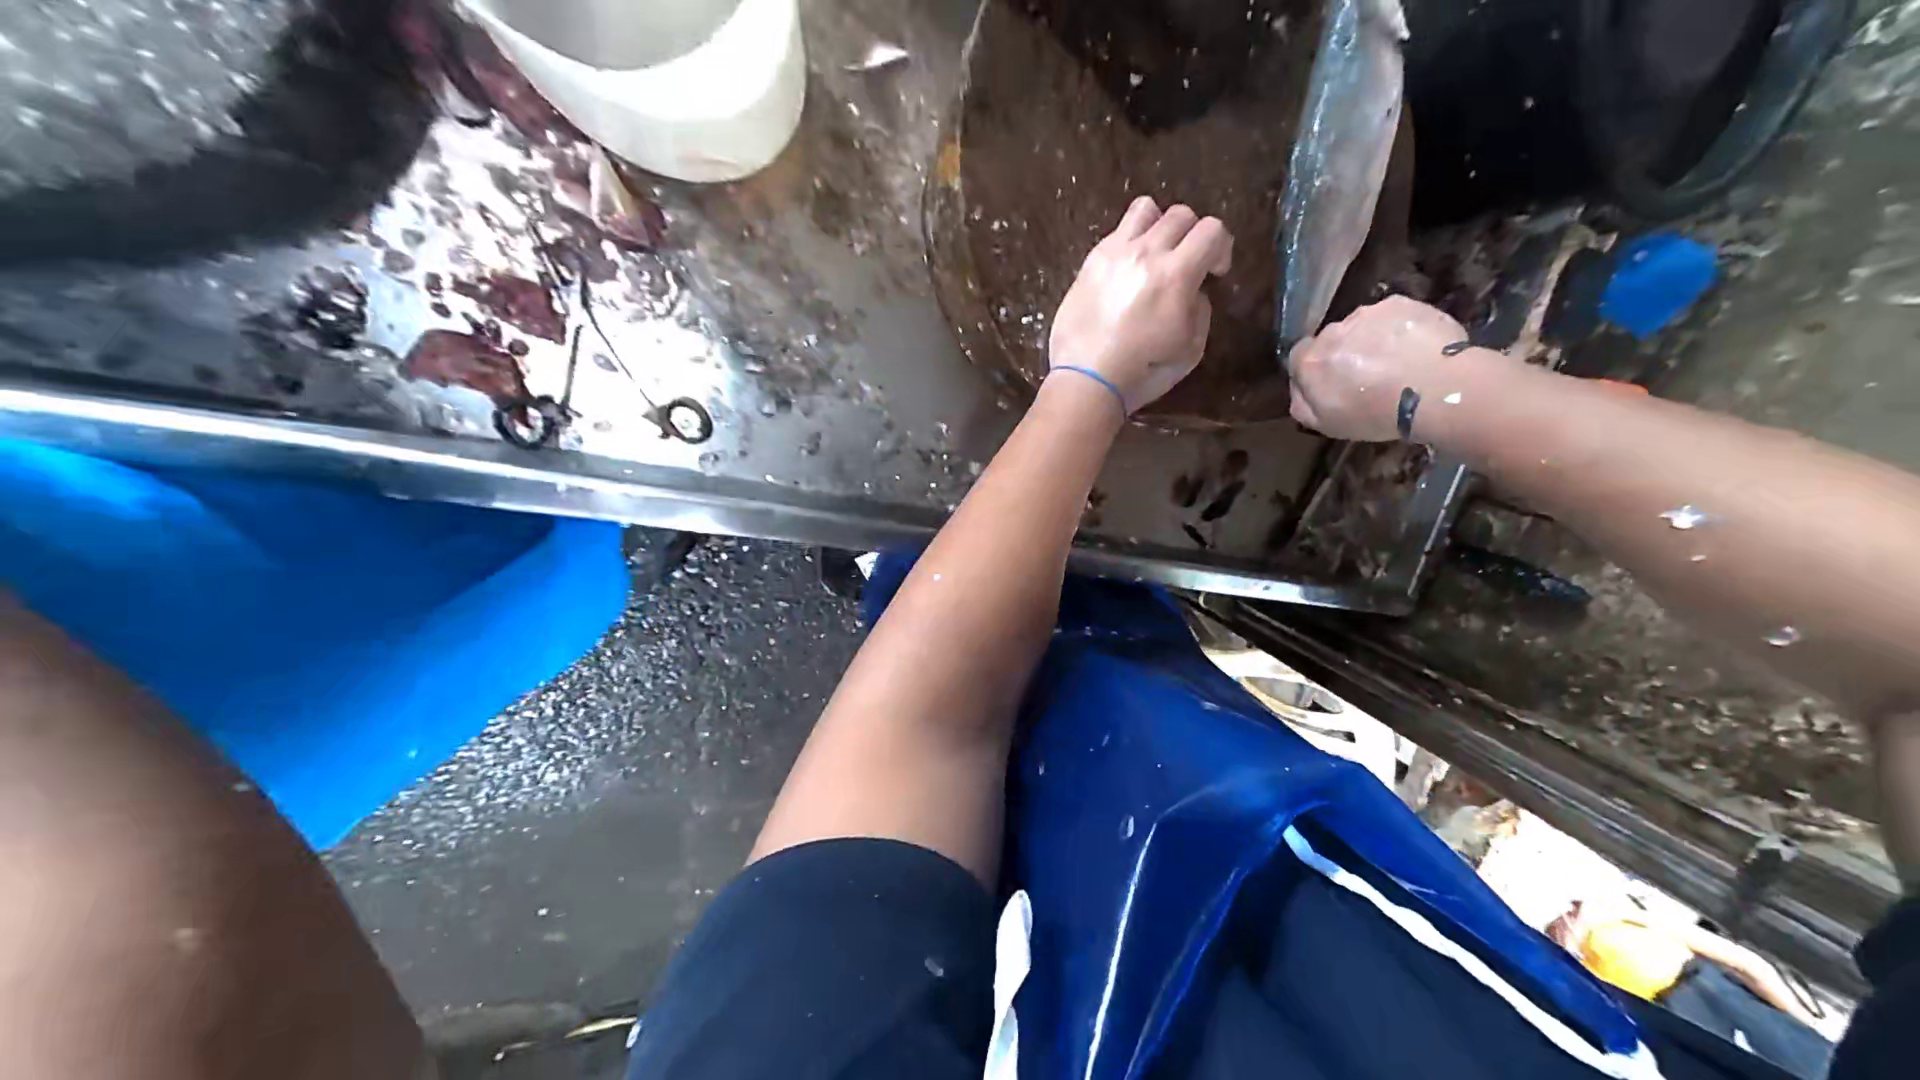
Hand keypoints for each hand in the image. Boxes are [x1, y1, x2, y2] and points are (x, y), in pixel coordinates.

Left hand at [1049, 198, 1232, 411]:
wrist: (1086, 381)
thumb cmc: (1142, 372)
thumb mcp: (1190, 349)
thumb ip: (1200, 309)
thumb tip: (1194, 291)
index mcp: (1176, 274)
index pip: (1212, 229)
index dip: (1222, 247)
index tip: (1215, 272)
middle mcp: (1145, 253)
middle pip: (1180, 214)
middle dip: (1192, 236)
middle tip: (1186, 265)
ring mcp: (1113, 254)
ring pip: (1144, 209)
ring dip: (1158, 225)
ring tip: (1155, 253)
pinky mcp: (1089, 264)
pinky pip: (1115, 233)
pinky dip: (1129, 242)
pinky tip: (1126, 271)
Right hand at [1286, 295, 1491, 441]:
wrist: (1435, 390)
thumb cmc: (1375, 414)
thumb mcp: (1326, 425)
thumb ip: (1301, 404)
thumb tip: (1297, 388)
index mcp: (1309, 362)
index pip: (1299, 356)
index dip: (1315, 369)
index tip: (1333, 382)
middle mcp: (1331, 332)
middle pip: (1331, 339)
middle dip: (1345, 352)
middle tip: (1369, 374)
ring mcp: (1366, 315)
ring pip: (1362, 325)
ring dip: (1372, 339)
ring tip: (1397, 360)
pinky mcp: (1399, 304)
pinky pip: (1392, 315)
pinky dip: (1399, 328)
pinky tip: (1415, 347)